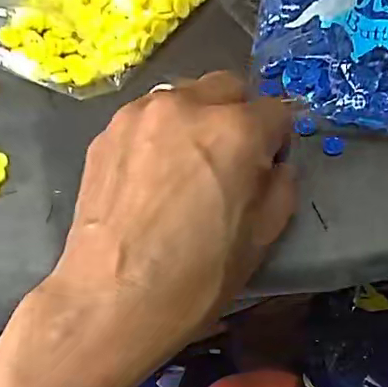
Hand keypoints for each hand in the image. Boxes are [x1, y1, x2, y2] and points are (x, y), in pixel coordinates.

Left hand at [44, 71, 295, 351]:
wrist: (115, 298)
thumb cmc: (200, 275)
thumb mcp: (263, 238)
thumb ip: (282, 188)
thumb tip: (276, 167)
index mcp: (236, 131)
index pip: (277, 110)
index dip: (281, 139)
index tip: (273, 164)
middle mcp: (187, 106)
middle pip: (229, 88)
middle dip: (242, 115)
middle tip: (237, 160)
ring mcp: (139, 114)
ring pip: (186, 97)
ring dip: (201, 120)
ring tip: (193, 168)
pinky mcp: (106, 132)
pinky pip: (150, 117)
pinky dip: (165, 134)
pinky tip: (159, 177)